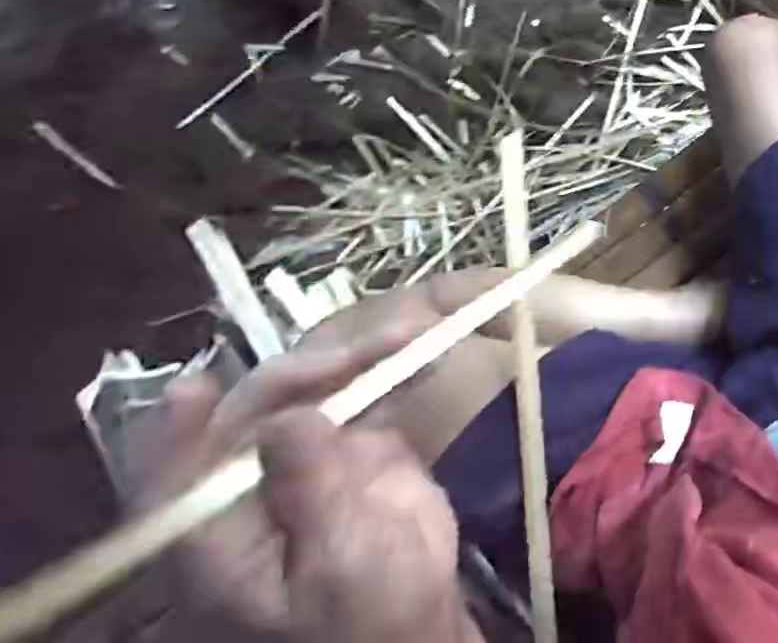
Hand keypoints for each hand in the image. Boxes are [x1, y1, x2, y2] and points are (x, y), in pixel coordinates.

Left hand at [153, 333, 479, 642]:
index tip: (207, 383)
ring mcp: (311, 462)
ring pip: (319, 396)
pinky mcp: (362, 450)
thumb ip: (311, 493)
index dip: (185, 423)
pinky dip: (397, 372)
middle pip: (259, 413)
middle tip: (383, 345)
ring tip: (413, 336)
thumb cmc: (360, 618)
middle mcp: (253, 486)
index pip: (181, 467)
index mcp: (216, 530)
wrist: (416, 626)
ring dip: (362, 359)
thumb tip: (291, 418)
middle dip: (314, 370)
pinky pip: (371, 400)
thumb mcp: (335, 563)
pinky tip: (424, 353)